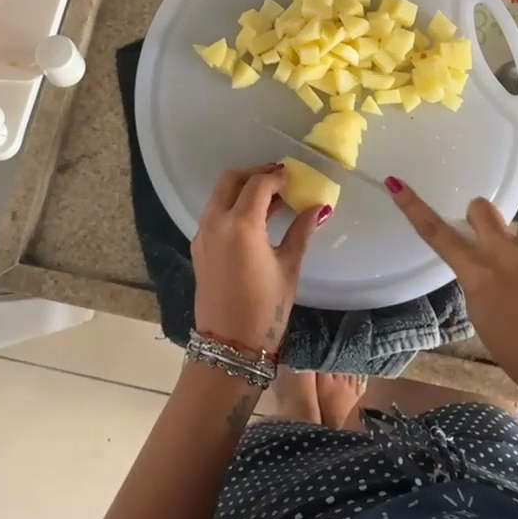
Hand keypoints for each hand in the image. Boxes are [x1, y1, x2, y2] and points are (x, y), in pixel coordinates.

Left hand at [191, 164, 327, 355]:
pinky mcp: (198, 248)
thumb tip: (318, 208)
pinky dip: (231, 206)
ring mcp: (203, 234)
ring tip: (269, 199)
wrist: (229, 344)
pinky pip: (213, 214)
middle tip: (277, 179)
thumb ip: (301, 232)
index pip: (258, 185)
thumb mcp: (288, 268)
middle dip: (253, 174)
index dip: (277, 177)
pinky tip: (253, 220)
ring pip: (218, 195)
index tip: (293, 176)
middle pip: (230, 180)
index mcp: (241, 224)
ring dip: (241, 189)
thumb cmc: (265, 308)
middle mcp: (216, 222)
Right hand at [386, 178, 517, 404]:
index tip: (397, 184)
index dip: (414, 208)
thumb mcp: (484, 320)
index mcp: (480, 275)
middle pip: (482, 209)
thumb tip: (484, 268)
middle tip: (492, 247)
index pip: (438, 234)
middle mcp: (508, 255)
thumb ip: (479, 284)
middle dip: (481, 221)